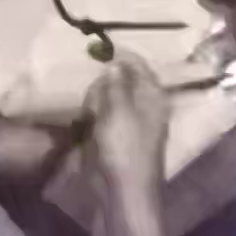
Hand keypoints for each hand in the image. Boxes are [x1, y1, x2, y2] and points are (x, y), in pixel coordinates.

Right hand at [84, 51, 168, 192]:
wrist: (123, 190)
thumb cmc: (125, 148)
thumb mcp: (118, 111)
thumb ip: (115, 86)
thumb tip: (114, 64)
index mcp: (152, 97)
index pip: (139, 67)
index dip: (122, 56)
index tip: (98, 46)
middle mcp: (144, 107)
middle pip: (125, 82)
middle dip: (107, 76)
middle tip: (87, 69)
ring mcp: (130, 123)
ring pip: (113, 98)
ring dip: (98, 93)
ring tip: (83, 90)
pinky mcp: (116, 138)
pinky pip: (104, 116)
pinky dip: (94, 110)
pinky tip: (83, 110)